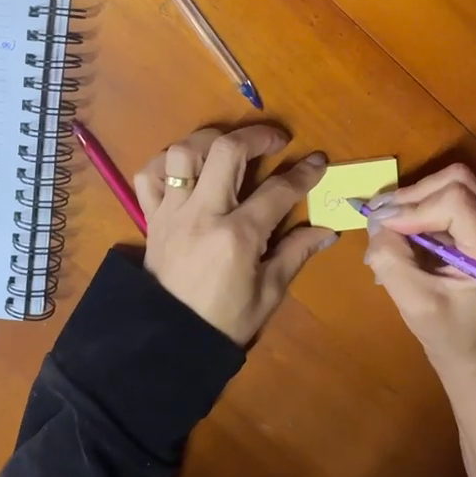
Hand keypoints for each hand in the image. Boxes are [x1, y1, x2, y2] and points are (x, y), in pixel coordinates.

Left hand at [131, 125, 335, 344]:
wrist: (168, 340)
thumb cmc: (224, 321)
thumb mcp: (268, 293)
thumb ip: (295, 253)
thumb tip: (327, 230)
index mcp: (237, 236)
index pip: (278, 191)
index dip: (304, 172)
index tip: (318, 160)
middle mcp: (202, 214)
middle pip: (226, 151)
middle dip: (256, 136)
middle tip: (275, 140)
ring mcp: (172, 212)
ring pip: (183, 152)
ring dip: (208, 140)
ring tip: (228, 148)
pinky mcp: (150, 217)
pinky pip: (148, 175)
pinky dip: (165, 163)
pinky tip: (186, 169)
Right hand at [363, 165, 475, 387]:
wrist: (475, 356)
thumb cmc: (449, 336)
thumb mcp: (413, 301)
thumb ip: (391, 258)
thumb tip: (376, 220)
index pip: (455, 200)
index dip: (413, 208)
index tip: (383, 228)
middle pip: (456, 180)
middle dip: (413, 195)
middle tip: (382, 218)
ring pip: (452, 182)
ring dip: (415, 198)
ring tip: (388, 222)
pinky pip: (449, 197)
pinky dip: (420, 206)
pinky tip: (401, 229)